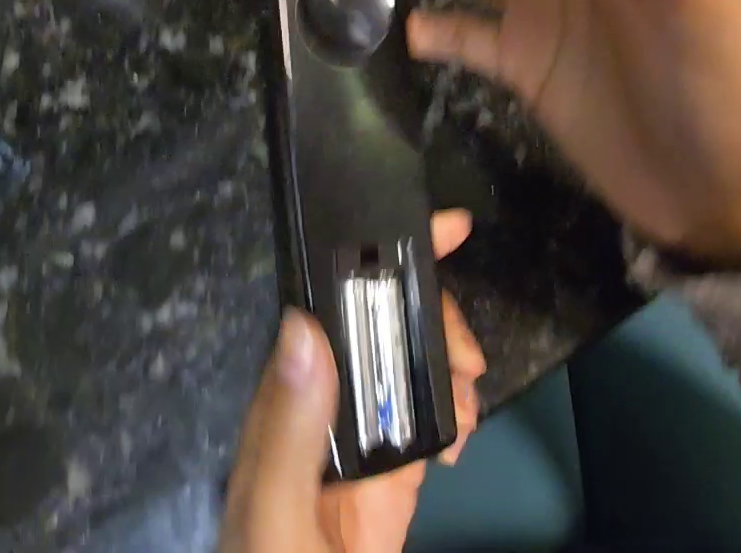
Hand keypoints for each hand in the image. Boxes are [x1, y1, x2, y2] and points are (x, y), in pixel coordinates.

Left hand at [220, 210, 484, 552]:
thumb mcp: (275, 513)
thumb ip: (285, 429)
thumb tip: (302, 325)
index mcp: (291, 391)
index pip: (330, 301)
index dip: (377, 255)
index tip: (441, 227)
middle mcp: (327, 399)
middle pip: (386, 324)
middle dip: (434, 318)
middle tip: (465, 356)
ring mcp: (364, 432)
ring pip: (416, 362)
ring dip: (451, 364)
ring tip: (465, 401)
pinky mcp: (396, 471)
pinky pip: (433, 416)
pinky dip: (456, 410)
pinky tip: (460, 433)